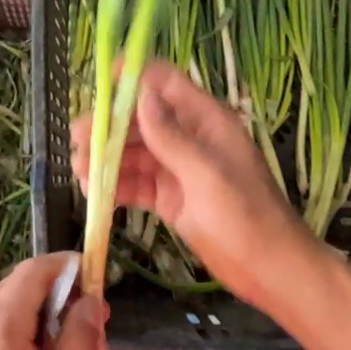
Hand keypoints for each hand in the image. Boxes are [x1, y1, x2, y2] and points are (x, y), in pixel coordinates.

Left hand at [0, 253, 104, 349]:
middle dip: (60, 300)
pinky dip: (20, 333)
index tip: (99, 285)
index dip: (69, 268)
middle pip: (22, 286)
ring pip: (9, 305)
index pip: (36, 269)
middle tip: (92, 334)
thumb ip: (80, 345)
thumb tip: (91, 300)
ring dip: (41, 320)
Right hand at [72, 59, 302, 304]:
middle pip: (140, 118)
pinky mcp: (170, 196)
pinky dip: (115, 185)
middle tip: (79, 140)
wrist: (272, 273)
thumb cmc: (247, 217)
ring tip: (79, 171)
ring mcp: (178, 167)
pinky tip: (93, 193)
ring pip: (134, 152)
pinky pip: (137, 182)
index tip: (99, 83)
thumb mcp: (206, 174)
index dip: (132, 77)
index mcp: (204, 119)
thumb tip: (141, 92)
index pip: (164, 82)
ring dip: (106, 159)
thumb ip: (171, 135)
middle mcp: (188, 137)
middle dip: (108, 126)